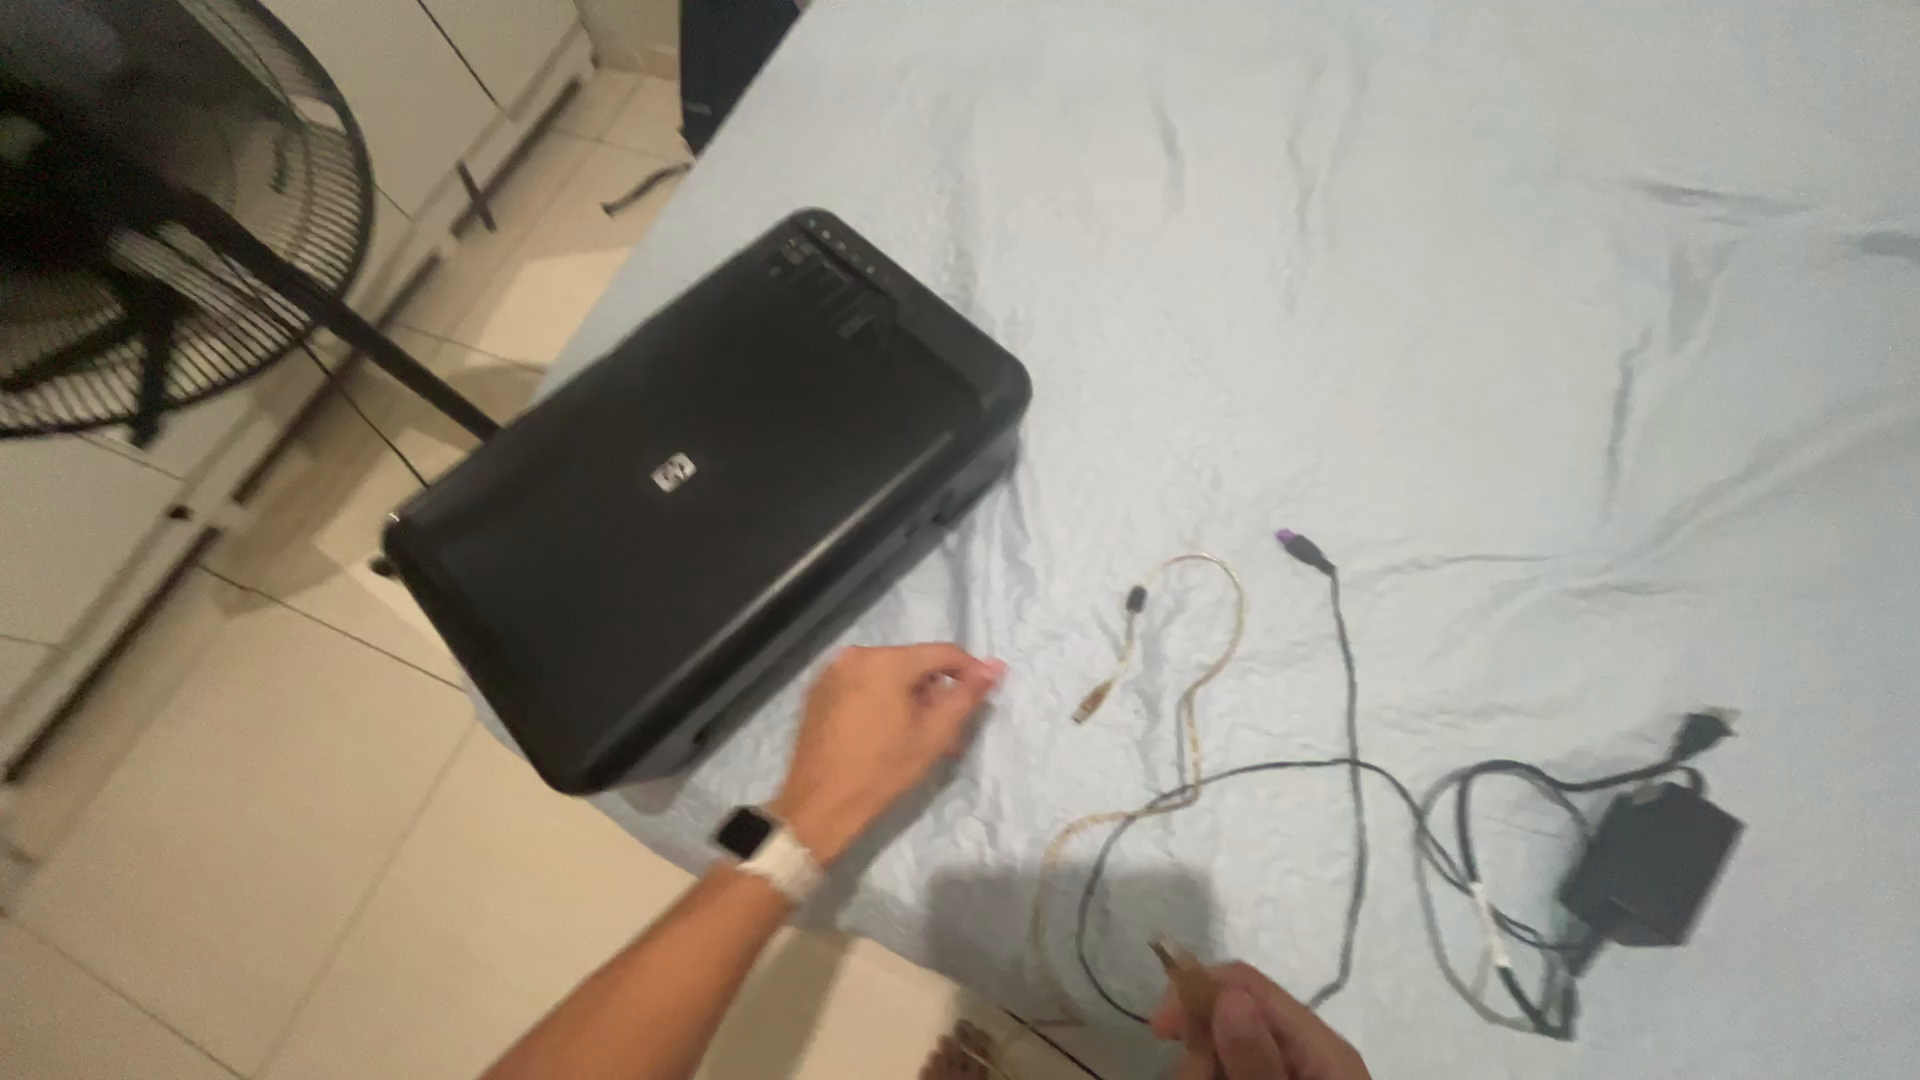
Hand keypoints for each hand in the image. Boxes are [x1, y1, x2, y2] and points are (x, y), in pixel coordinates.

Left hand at [769, 644, 1004, 863]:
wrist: (819, 806)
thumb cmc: (882, 770)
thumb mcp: (934, 735)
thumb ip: (967, 696)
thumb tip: (996, 666)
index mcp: (886, 661)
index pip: (942, 653)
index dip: (969, 671)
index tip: (984, 694)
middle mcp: (857, 655)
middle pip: (913, 663)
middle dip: (936, 691)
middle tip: (950, 728)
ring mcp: (832, 672)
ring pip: (888, 674)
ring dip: (910, 696)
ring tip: (920, 734)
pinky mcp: (818, 691)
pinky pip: (862, 684)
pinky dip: (881, 699)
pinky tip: (887, 731)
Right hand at [1151, 963, 1370, 1079]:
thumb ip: (1257, 1063)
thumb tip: (1227, 995)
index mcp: (1321, 1047)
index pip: (1246, 984)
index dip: (1196, 992)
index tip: (1158, 1033)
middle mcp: (1308, 1054)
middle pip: (1231, 1017)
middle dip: (1199, 1051)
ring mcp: (1292, 1077)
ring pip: (1224, 1052)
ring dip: (1202, 1073)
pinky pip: (1231, 1073)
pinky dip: (1213, 1079)